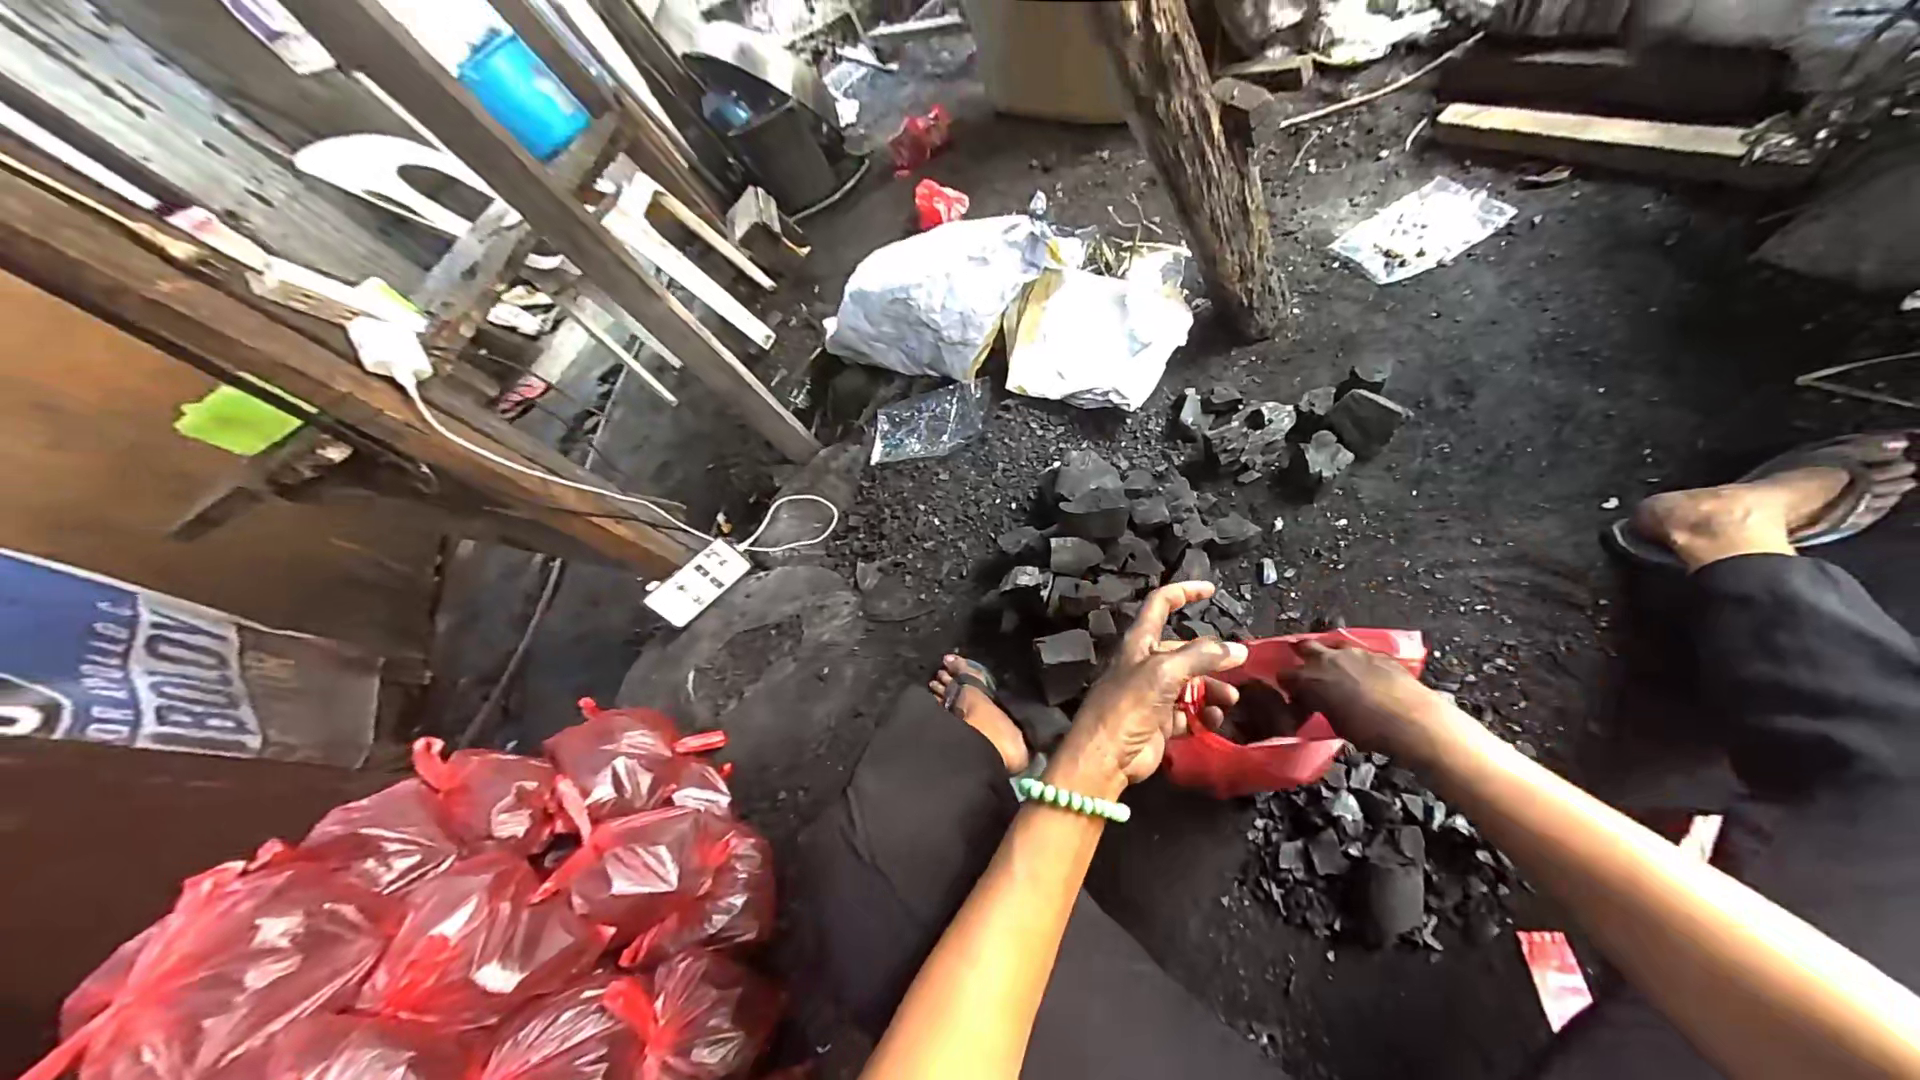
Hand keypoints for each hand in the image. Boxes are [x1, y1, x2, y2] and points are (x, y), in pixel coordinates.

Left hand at [1056, 582, 1246, 787]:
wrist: (1107, 754)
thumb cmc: (1129, 704)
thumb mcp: (1165, 672)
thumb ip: (1201, 657)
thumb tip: (1237, 650)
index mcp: (1139, 642)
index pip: (1160, 604)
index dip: (1183, 593)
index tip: (1210, 589)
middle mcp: (1146, 663)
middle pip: (1184, 650)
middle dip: (1211, 658)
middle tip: (1236, 668)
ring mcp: (1152, 693)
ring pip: (1191, 683)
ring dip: (1213, 689)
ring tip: (1229, 700)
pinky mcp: (1159, 720)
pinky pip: (1188, 711)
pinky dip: (1203, 714)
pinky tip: (1213, 720)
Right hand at [1281, 639, 1478, 767]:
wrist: (1414, 722)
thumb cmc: (1369, 730)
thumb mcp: (1335, 724)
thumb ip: (1322, 707)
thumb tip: (1321, 704)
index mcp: (1309, 678)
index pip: (1285, 675)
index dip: (1287, 684)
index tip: (1293, 693)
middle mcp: (1327, 659)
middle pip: (1304, 647)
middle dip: (1303, 656)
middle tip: (1308, 670)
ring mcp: (1355, 653)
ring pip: (1333, 646)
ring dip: (1331, 656)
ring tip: (1337, 670)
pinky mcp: (1379, 655)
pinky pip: (1360, 653)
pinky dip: (1357, 662)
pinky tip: (1365, 675)